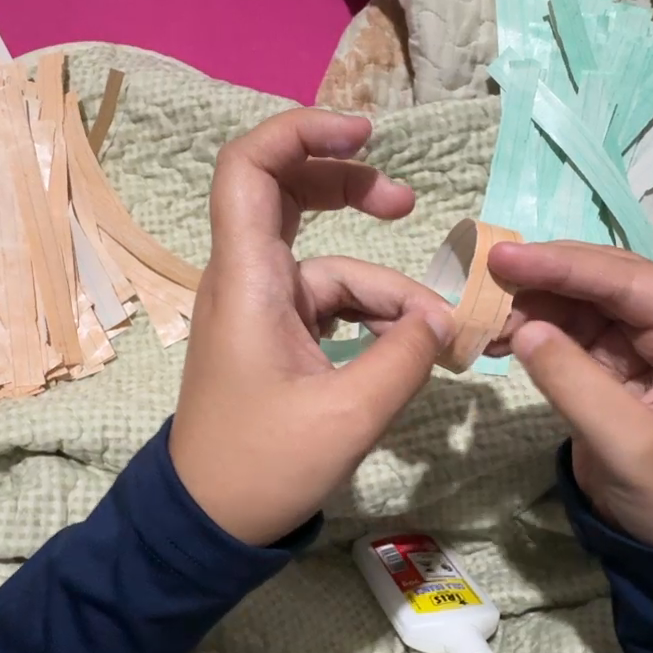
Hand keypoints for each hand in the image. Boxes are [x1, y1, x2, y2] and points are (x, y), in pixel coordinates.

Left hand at [170, 109, 455, 545]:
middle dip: (350, 189)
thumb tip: (443, 320)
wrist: (210, 520)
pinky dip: (370, 316)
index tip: (364, 133)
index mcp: (248, 281)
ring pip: (326, 265)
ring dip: (383, 287)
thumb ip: (404, 357)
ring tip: (437, 330)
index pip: (250, 169)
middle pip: (286, 195)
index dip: (301, 133)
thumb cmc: (262, 467)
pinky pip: (328, 304)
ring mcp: (260, 308)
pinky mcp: (274, 336)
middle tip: (406, 204)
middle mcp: (247, 280)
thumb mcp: (348, 416)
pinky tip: (408, 342)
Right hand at [485, 241, 652, 548]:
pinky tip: (493, 337)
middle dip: (542, 278)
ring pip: (576, 304)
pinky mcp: (606, 366)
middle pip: (601, 282)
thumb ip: (574, 382)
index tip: (505, 257)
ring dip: (528, 304)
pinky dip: (527, 332)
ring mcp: (637, 344)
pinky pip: (562, 335)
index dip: (565, 265)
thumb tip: (523, 329)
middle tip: (483, 274)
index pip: (630, 282)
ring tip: (480, 314)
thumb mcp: (628, 443)